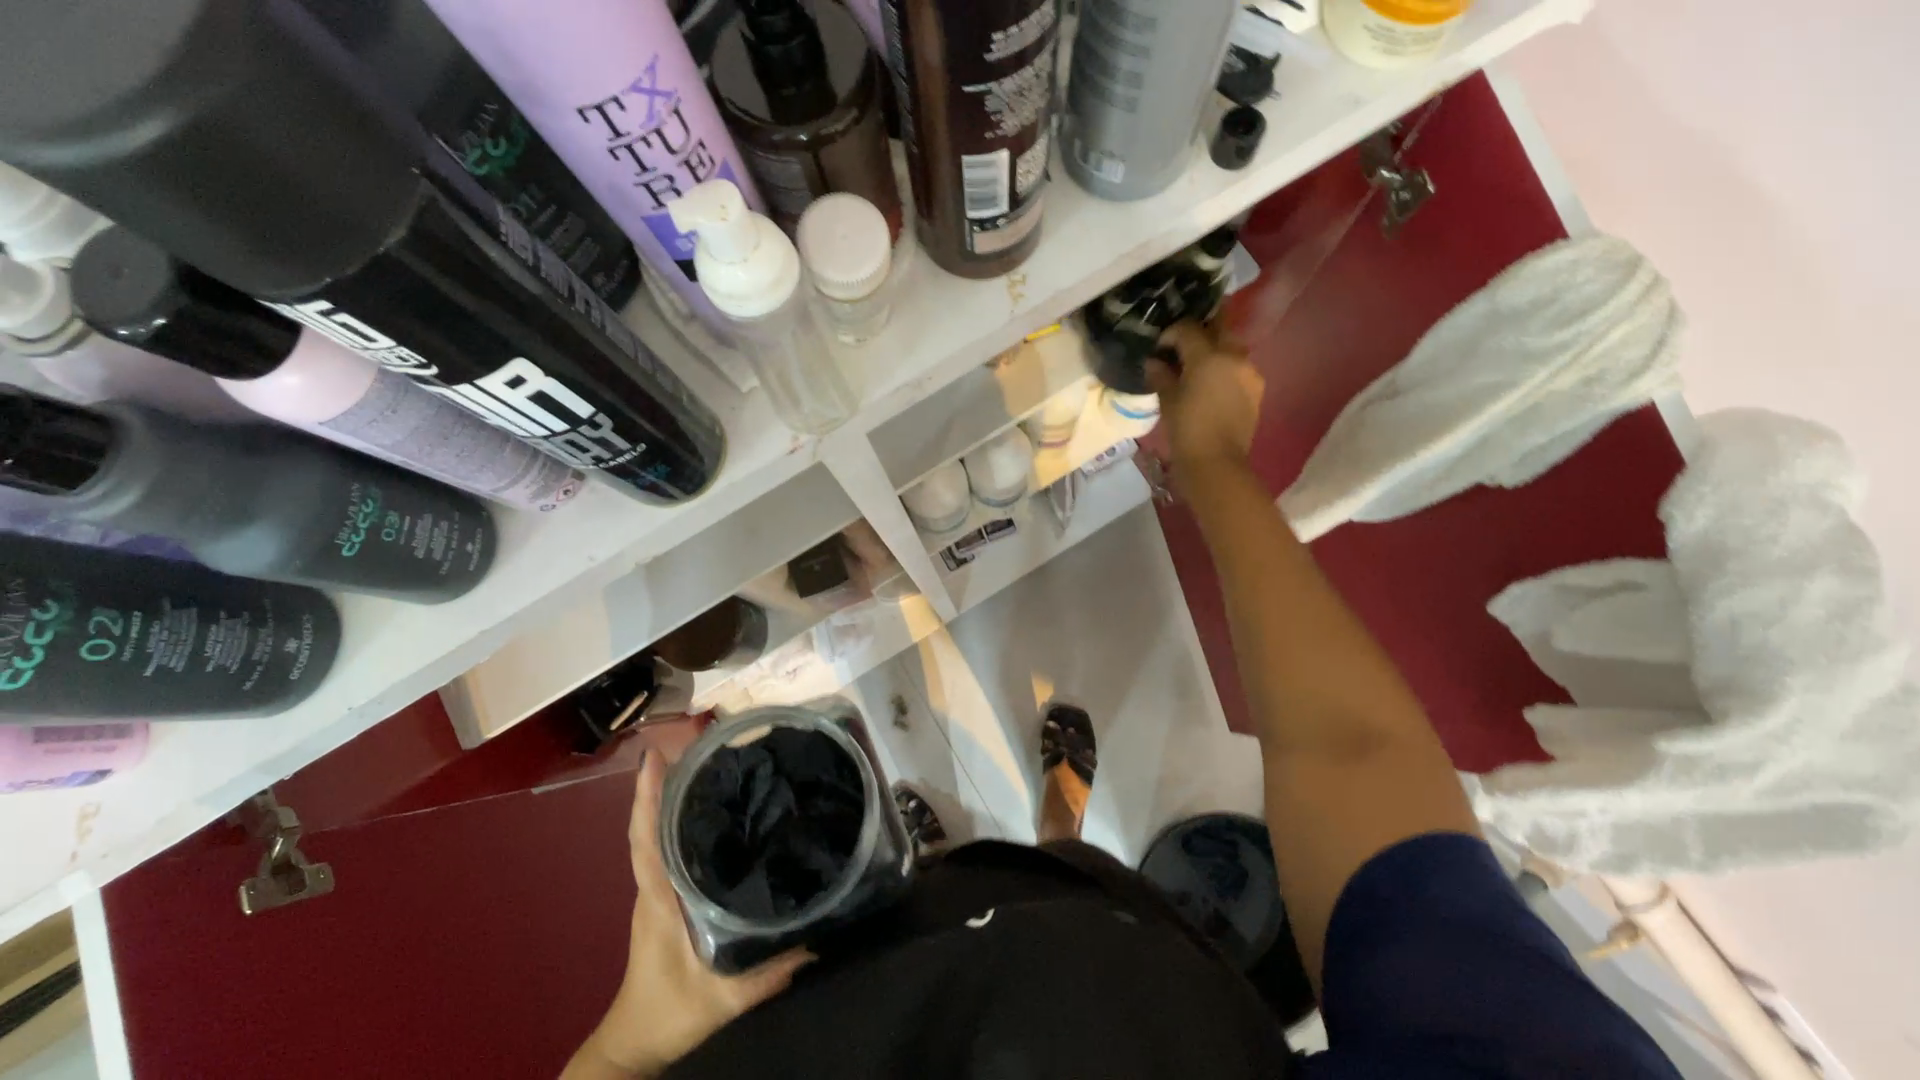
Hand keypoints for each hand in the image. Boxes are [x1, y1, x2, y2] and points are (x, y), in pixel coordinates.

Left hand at [564, 752, 811, 1078]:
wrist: (635, 1043)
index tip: (653, 757)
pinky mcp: (667, 900)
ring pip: (660, 837)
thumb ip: (768, 975)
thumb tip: (818, 940)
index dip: (646, 798)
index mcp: (658, 901)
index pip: (645, 841)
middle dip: (668, 784)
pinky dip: (683, 825)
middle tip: (701, 747)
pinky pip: (672, 852)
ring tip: (711, 767)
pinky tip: (717, 815)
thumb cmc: (667, 1014)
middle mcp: (654, 888)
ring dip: (675, 801)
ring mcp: (658, 893)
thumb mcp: (721, 1000)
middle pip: (653, 826)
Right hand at [1145, 321, 1263, 469]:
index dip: (1170, 334)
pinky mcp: (1257, 389)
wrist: (1216, 462)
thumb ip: (1160, 375)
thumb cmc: (1186, 429)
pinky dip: (1225, 369)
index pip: (1187, 329)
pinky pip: (1239, 368)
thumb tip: (1154, 362)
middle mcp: (1234, 356)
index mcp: (1209, 355)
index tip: (1159, 347)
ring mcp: (1249, 372)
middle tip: (1182, 347)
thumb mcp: (1167, 400)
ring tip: (1196, 367)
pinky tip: (1211, 385)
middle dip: (1199, 333)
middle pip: (1217, 329)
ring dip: (1214, 351)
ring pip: (1231, 348)